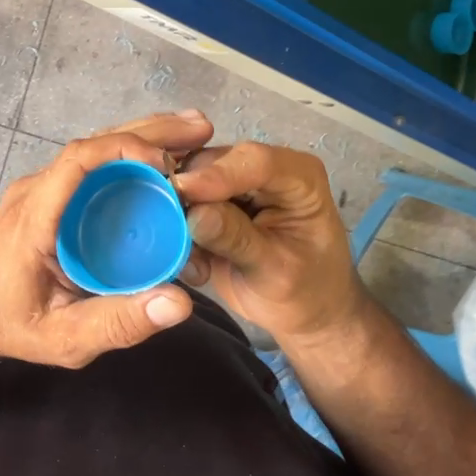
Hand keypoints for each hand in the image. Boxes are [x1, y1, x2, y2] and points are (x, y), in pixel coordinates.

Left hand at [0, 111, 213, 368]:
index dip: (123, 148)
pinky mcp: (50, 194)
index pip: (76, 161)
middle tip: (202, 127)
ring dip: (143, 136)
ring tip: (194, 132)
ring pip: (94, 149)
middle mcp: (35, 190)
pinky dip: (130, 154)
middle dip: (149, 131)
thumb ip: (116, 324)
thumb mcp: (63, 339)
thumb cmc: (9, 325)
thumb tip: (179, 303)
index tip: (168, 160)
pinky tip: (164, 157)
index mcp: (33, 216)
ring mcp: (41, 188)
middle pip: (93, 144)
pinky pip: (92, 165)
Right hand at [172, 142, 366, 345]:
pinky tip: (196, 264)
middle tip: (171, 231)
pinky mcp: (211, 198)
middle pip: (212, 163)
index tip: (182, 192)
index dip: (217, 175)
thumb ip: (237, 240)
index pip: (254, 161)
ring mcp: (234, 181)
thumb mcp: (276, 273)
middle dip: (188, 194)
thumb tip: (194, 214)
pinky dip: (178, 229)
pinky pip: (181, 202)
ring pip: (188, 179)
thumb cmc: (305, 293)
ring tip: (192, 259)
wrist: (303, 314)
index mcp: (298, 177)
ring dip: (180, 216)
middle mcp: (263, 169)